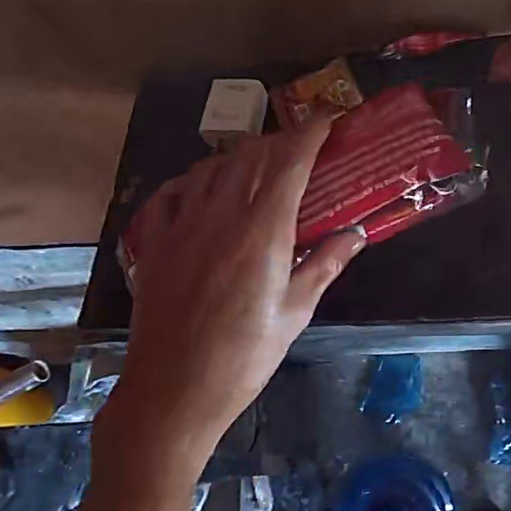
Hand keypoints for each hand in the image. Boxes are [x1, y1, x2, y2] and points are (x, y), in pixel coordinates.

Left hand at [104, 121, 366, 481]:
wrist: (174, 391)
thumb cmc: (244, 358)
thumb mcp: (295, 313)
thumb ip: (324, 264)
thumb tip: (356, 233)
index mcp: (261, 231)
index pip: (289, 162)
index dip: (311, 133)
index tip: (328, 119)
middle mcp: (219, 215)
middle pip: (250, 155)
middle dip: (279, 141)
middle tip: (299, 149)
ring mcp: (180, 225)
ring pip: (211, 167)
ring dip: (239, 158)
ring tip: (256, 169)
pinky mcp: (153, 242)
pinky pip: (172, 193)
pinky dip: (193, 182)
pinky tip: (202, 191)